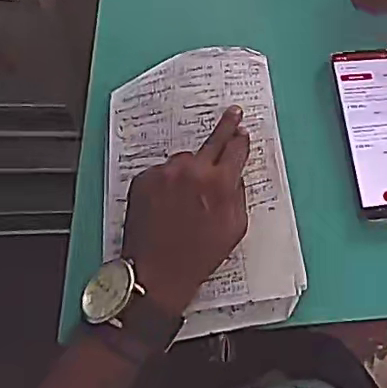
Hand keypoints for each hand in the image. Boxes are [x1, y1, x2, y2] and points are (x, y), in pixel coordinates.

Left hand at [120, 105, 251, 317]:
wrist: (156, 273)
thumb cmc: (198, 255)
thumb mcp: (235, 227)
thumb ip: (238, 194)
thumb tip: (237, 173)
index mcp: (220, 183)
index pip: (236, 149)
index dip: (241, 139)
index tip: (242, 131)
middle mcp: (193, 171)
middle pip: (214, 140)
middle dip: (226, 126)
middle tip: (233, 114)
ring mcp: (166, 173)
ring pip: (185, 160)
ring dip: (190, 169)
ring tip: (186, 198)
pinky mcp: (144, 179)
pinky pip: (162, 171)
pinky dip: (167, 182)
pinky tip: (167, 203)